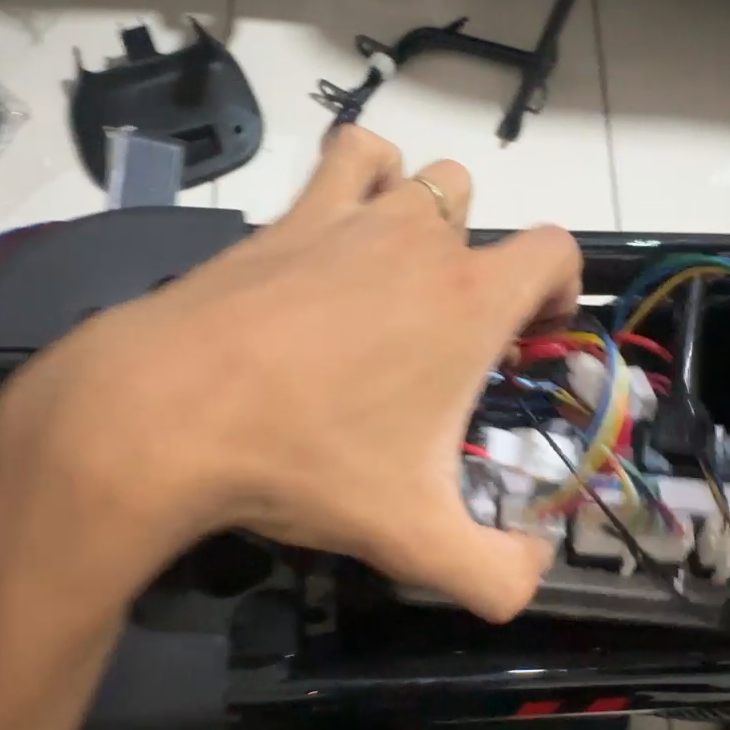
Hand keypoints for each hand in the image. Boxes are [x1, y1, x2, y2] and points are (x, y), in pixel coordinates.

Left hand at [0, 126, 576, 621]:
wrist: (170, 415)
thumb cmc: (306, 463)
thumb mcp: (416, 542)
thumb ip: (498, 574)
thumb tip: (536, 574)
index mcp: (470, 302)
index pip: (556, 250)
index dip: (559, 288)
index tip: (530, 339)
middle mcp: (421, 242)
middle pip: (484, 213)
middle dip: (484, 266)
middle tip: (450, 333)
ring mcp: (352, 219)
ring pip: (422, 178)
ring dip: (429, 214)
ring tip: (401, 275)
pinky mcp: (290, 215)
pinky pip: (348, 155)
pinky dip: (365, 172)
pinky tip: (346, 218)